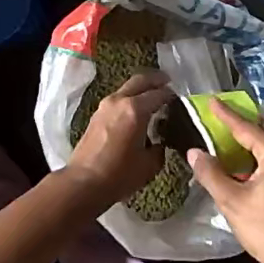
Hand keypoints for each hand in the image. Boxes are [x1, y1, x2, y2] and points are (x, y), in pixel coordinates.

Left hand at [66, 72, 175, 205]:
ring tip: (152, 97)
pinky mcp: (96, 115)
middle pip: (140, 81)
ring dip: (140, 89)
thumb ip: (159, 147)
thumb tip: (160, 141)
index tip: (180, 98)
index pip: (159, 94)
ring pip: (126, 89)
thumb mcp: (149, 164)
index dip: (171, 94)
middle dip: (155, 80)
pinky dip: (129, 99)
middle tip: (168, 82)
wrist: (83, 183)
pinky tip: (136, 111)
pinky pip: (118, 99)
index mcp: (135, 109)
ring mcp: (105, 106)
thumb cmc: (119, 175)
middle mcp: (119, 101)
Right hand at [187, 102, 263, 262]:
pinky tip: (255, 158)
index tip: (212, 101)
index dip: (227, 114)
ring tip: (241, 133)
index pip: (247, 127)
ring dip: (263, 131)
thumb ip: (211, 173)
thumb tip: (195, 152)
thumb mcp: (231, 201)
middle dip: (250, 117)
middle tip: (230, 115)